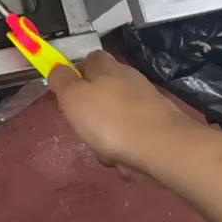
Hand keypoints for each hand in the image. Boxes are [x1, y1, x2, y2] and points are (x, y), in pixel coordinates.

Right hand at [48, 50, 202, 171]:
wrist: (164, 147)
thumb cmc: (109, 120)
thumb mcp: (72, 97)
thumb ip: (61, 80)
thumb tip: (57, 68)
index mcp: (105, 66)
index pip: (90, 58)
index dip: (78, 74)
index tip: (70, 95)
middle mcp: (128, 77)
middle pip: (105, 89)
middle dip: (95, 112)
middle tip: (87, 131)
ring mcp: (148, 99)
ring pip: (120, 115)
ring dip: (112, 134)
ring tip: (109, 155)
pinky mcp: (162, 122)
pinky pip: (137, 134)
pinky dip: (130, 147)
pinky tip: (128, 163)